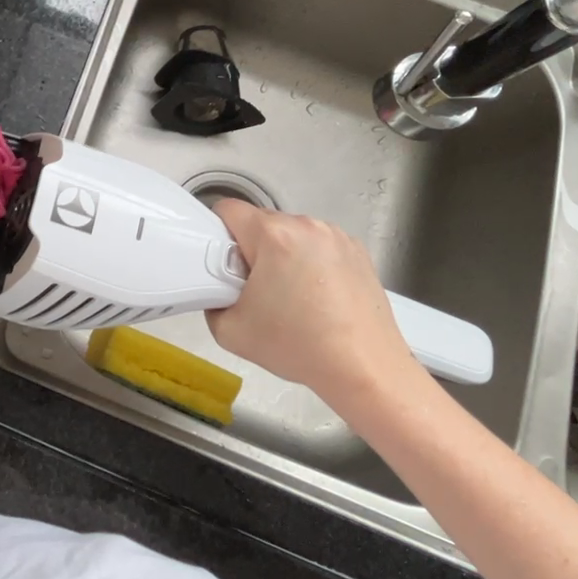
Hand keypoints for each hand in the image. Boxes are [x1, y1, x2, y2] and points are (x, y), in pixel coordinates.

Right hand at [205, 199, 415, 402]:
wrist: (365, 370)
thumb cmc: (297, 347)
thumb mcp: (229, 330)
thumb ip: (213, 299)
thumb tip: (221, 290)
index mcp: (274, 235)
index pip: (227, 209)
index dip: (216, 233)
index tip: (223, 264)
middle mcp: (307, 226)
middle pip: (261, 222)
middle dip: (251, 248)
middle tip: (254, 287)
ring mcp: (336, 237)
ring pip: (291, 234)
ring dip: (282, 254)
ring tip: (290, 295)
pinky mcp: (358, 252)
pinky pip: (318, 246)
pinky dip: (310, 262)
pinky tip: (317, 296)